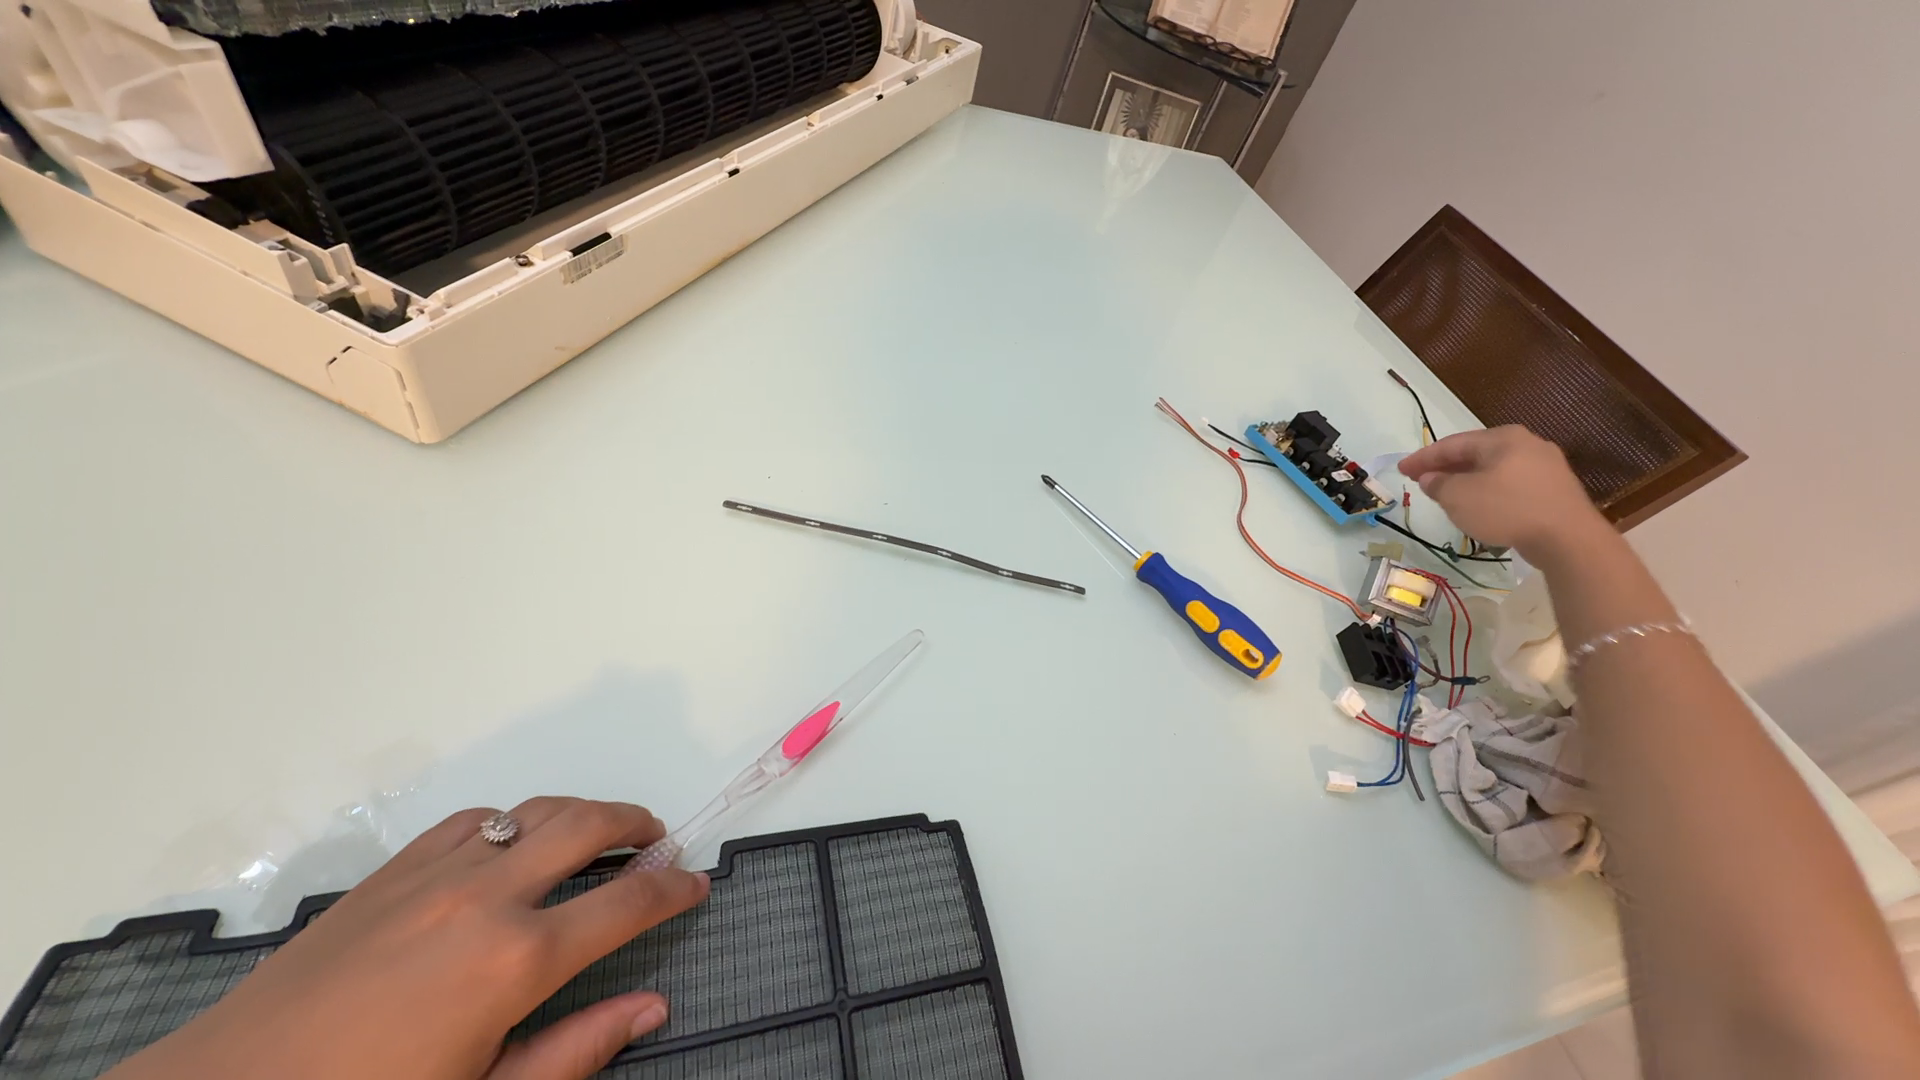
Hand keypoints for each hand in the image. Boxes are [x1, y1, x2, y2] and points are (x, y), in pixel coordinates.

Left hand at [106, 798, 710, 1079]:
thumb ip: (577, 1050)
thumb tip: (652, 1007)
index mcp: (519, 959)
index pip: (628, 903)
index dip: (673, 889)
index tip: (696, 884)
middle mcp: (489, 895)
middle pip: (590, 826)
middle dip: (638, 825)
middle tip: (659, 840)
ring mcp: (438, 872)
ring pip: (536, 810)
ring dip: (584, 813)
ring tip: (602, 832)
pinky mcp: (394, 869)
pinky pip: (475, 819)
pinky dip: (515, 819)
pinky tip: (515, 842)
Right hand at [1397, 426, 1610, 560]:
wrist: (1568, 538)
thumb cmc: (1507, 508)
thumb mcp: (1458, 497)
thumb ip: (1438, 484)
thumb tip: (1431, 478)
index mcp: (1502, 438)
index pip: (1452, 444)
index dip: (1422, 457)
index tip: (1401, 469)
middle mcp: (1526, 444)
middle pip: (1474, 453)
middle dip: (1445, 467)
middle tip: (1421, 479)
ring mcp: (1544, 466)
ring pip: (1493, 469)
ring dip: (1466, 479)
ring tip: (1446, 493)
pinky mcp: (1553, 489)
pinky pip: (1510, 483)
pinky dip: (1487, 490)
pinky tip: (1477, 504)